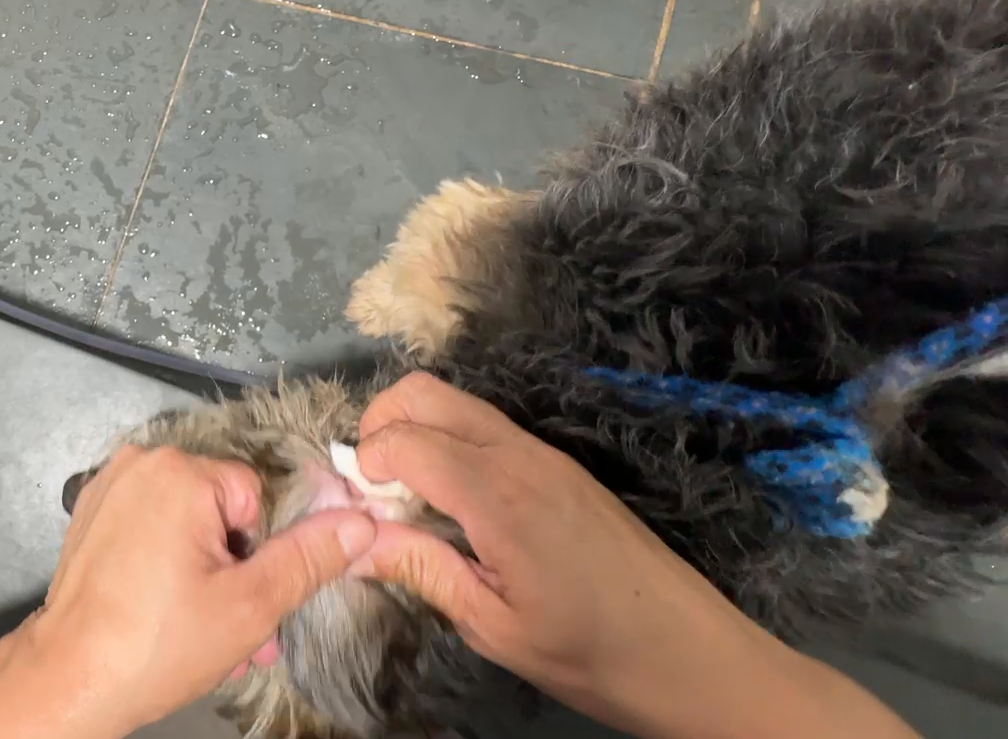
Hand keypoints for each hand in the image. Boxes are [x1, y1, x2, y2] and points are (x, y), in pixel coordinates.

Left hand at [15, 445, 377, 735]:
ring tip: (194, 622)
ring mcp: (111, 481)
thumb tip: (360, 521)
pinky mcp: (91, 506)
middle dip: (231, 564)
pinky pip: (147, 519)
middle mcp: (142, 460)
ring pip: (183, 516)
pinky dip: (162, 554)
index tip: (234, 593)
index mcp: (180, 470)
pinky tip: (158, 601)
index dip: (254, 551)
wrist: (71, 675)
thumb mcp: (250, 604)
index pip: (253, 496)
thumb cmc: (160, 641)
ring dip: (201, 565)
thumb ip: (308, 557)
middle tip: (223, 621)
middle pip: (217, 505)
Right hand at [352, 372, 917, 738]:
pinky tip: (452, 498)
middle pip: (420, 392)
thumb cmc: (596, 656)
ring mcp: (540, 451)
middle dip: (378, 425)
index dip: (364, 466)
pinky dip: (442, 438)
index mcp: (498, 495)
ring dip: (410, 428)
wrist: (707, 664)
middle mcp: (516, 454)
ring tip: (408, 492)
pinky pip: (478, 422)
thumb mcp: (495, 628)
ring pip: (448, 398)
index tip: (361, 510)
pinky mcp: (555, 461)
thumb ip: (419, 569)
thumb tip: (349, 540)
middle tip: (376, 485)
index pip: (402, 439)